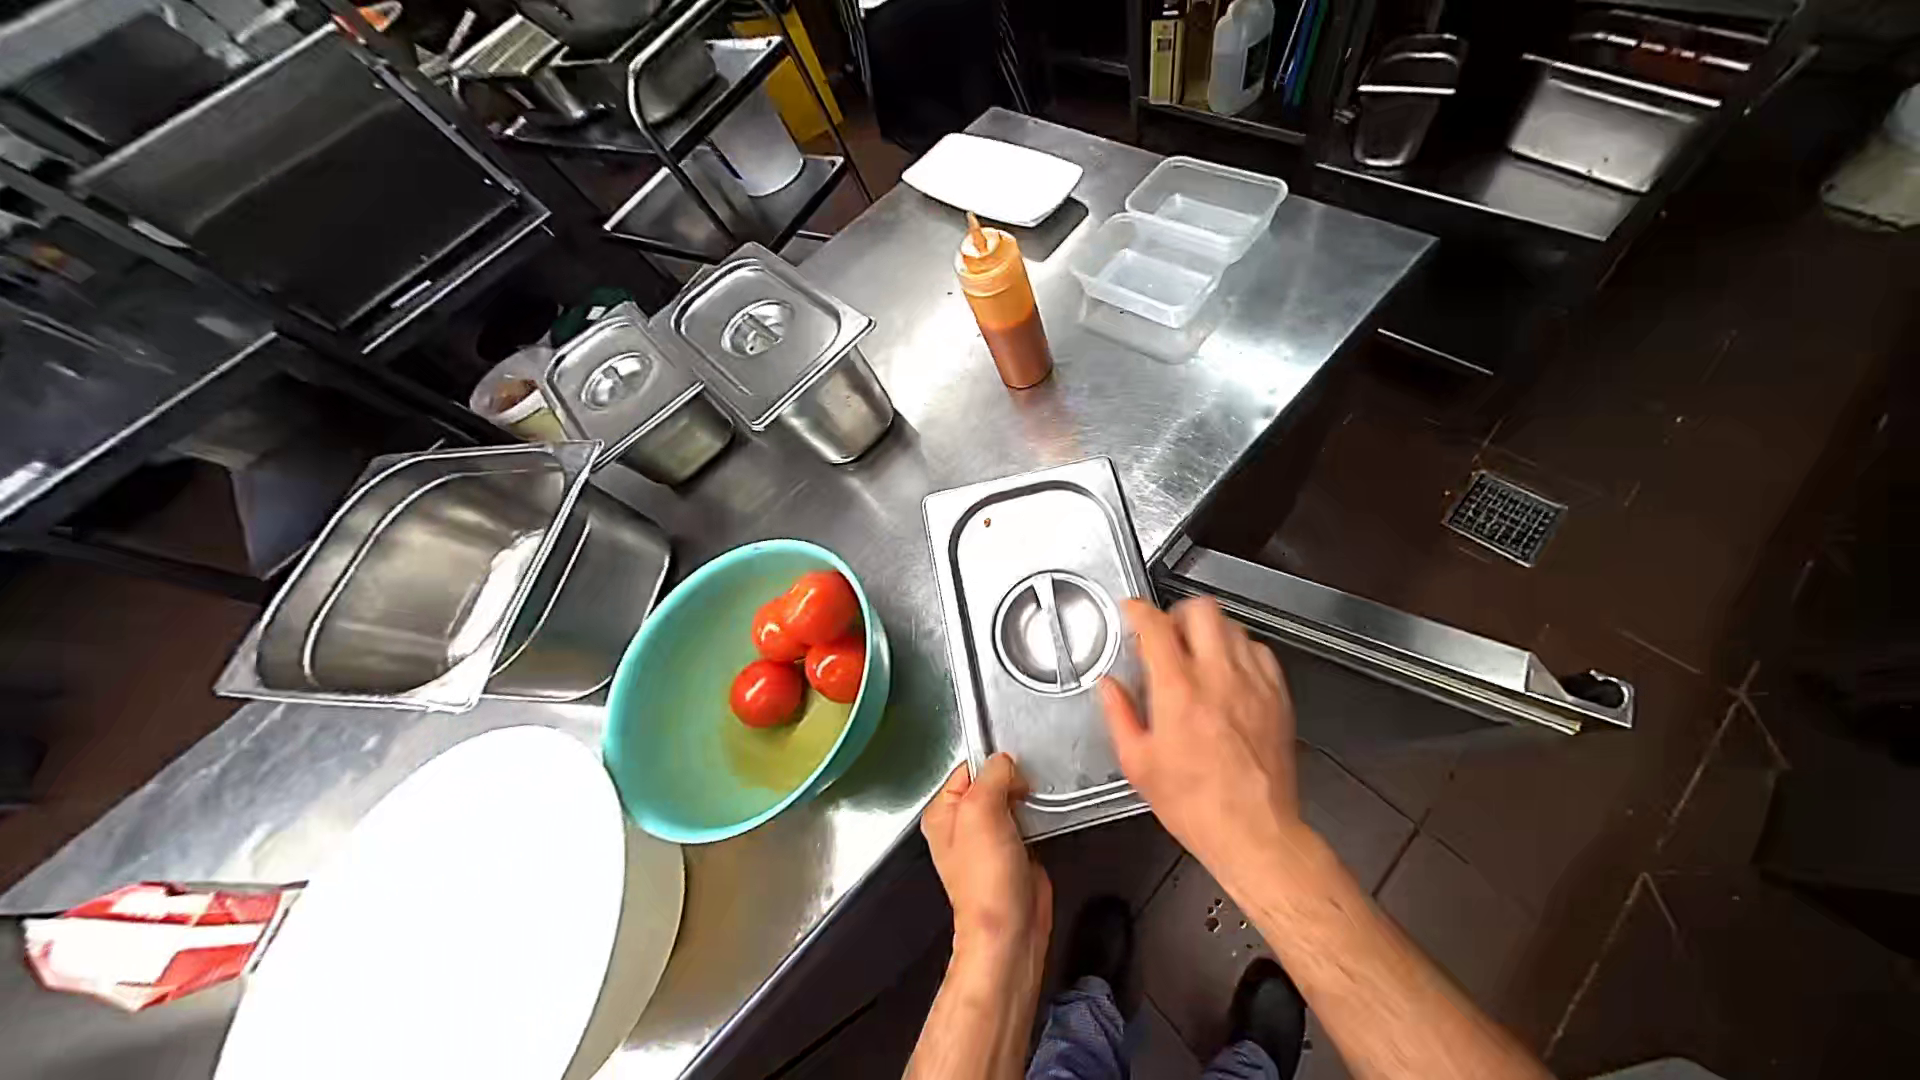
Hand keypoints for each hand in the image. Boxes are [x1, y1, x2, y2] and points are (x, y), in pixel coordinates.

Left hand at [921, 754, 1051, 964]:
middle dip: (1012, 782)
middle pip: (992, 781)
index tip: (1011, 773)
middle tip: (1025, 793)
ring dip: (1028, 800)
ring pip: (1013, 799)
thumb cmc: (986, 878)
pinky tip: (1044, 821)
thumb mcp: (981, 811)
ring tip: (1034, 808)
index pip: (968, 768)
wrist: (1010, 932)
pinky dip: (1038, 817)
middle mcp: (963, 823)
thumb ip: (992, 776)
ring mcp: (989, 838)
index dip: (992, 765)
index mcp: (943, 812)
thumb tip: (1005, 763)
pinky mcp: (1015, 850)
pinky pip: (1028, 820)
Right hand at [1098, 596, 1302, 875]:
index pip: (1155, 625)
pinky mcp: (1277, 698)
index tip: (1132, 612)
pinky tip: (1229, 670)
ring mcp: (1253, 684)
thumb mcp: (1138, 762)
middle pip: (1201, 610)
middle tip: (1166, 631)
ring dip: (1208, 629)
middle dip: (1177, 612)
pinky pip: (1260, 651)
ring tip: (1196, 649)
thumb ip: (1119, 714)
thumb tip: (1109, 687)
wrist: (1254, 832)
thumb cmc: (1197, 804)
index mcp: (1178, 690)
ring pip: (1232, 625)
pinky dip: (1239, 650)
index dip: (1138, 610)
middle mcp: (1218, 678)